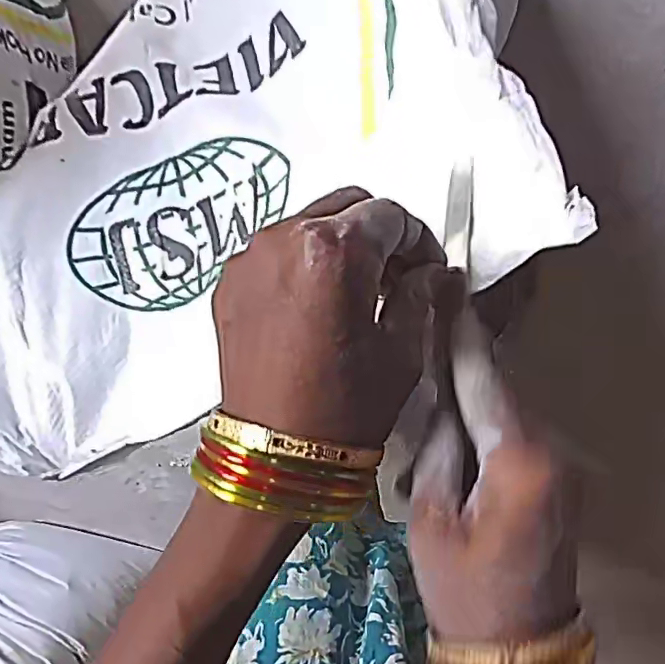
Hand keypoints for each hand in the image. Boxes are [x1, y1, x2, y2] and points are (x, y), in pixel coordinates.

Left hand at [214, 187, 456, 447]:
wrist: (275, 457)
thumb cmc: (340, 413)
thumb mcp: (401, 354)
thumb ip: (420, 297)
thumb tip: (434, 275)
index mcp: (333, 254)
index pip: (390, 215)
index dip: (419, 240)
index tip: (428, 269)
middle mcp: (283, 241)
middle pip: (347, 206)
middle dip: (382, 236)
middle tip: (401, 278)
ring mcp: (250, 260)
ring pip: (311, 224)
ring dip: (344, 248)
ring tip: (361, 296)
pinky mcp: (230, 283)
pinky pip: (279, 252)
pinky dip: (307, 265)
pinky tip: (323, 308)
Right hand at [409, 306, 579, 642]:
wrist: (518, 646)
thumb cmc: (464, 592)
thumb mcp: (431, 519)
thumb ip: (438, 446)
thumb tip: (442, 396)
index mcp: (521, 460)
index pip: (487, 381)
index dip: (464, 337)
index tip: (450, 292)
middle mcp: (556, 452)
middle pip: (504, 392)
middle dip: (466, 372)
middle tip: (427, 352)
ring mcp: (567, 466)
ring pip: (513, 412)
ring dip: (477, 404)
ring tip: (435, 407)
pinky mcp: (565, 479)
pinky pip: (522, 436)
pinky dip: (493, 429)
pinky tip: (463, 440)